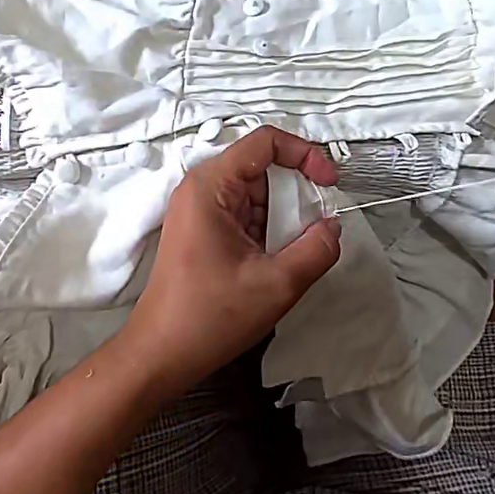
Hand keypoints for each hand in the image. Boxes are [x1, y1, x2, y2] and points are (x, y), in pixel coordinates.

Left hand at [110, 125, 342, 397]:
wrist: (162, 351)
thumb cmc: (209, 316)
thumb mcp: (276, 284)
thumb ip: (316, 248)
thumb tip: (333, 226)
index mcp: (210, 186)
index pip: (265, 141)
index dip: (304, 154)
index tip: (329, 184)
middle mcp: (201, 188)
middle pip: (262, 167)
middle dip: (297, 194)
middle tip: (315, 229)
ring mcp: (201, 209)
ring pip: (257, 193)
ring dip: (284, 216)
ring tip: (293, 253)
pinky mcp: (204, 230)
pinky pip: (246, 214)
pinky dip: (269, 230)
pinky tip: (277, 260)